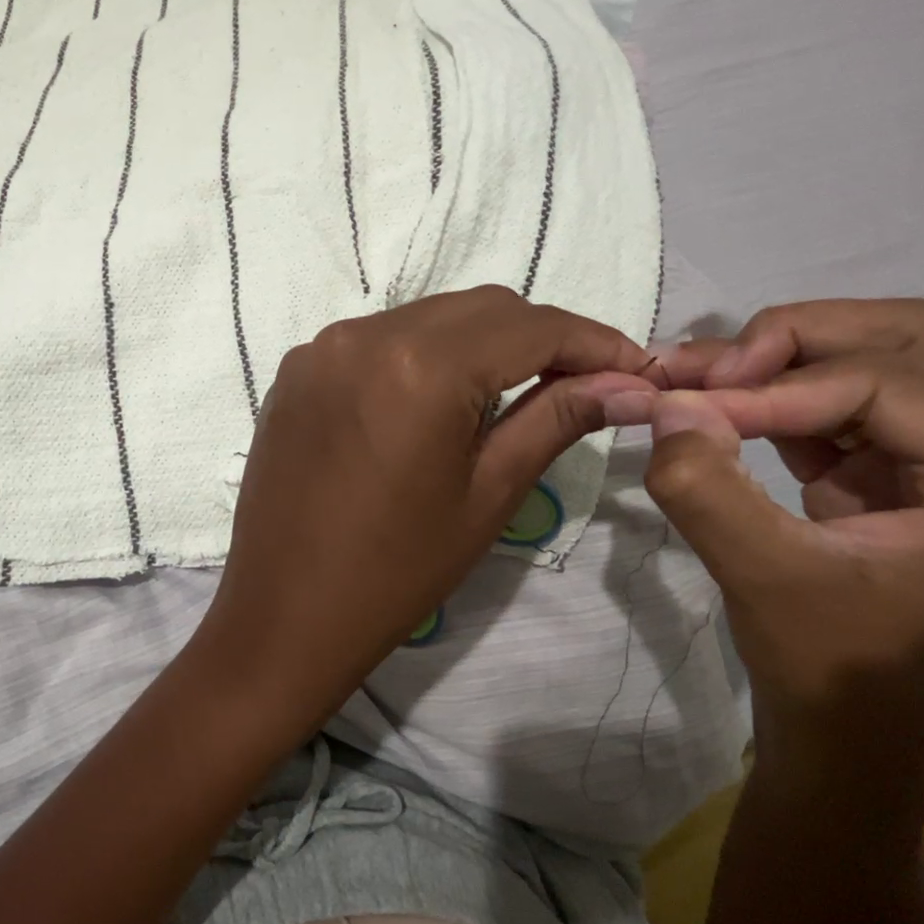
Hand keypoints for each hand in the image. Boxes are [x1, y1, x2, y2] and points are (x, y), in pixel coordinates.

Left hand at [191, 285, 657, 719]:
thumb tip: (632, 383)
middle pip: (479, 309)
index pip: (531, 326)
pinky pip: (375, 341)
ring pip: (425, 318)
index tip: (639, 369)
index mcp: (419, 364)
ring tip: (514, 393)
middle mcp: (363, 334)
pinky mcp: (294, 373)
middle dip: (539, 338)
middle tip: (581, 385)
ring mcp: (319, 350)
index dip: (594, 342)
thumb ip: (557, 419)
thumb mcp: (488, 493)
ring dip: (478, 343)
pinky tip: (435, 401)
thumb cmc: (397, 570)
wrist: (284, 614)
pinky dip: (419, 355)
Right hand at [611, 301, 923, 788]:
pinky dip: (784, 398)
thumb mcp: (759, 575)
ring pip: (878, 358)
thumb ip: (705, 484)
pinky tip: (725, 412)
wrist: (847, 738)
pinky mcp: (915, 474)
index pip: (887, 382)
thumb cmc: (827, 669)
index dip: (776, 384)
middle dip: (796, 340)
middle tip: (707, 369)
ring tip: (699, 381)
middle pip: (907, 340)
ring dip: (783, 361)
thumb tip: (667, 401)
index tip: (685, 405)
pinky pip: (851, 401)